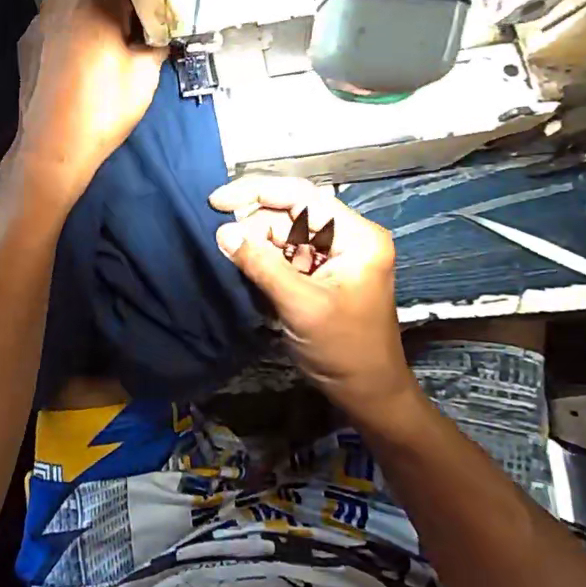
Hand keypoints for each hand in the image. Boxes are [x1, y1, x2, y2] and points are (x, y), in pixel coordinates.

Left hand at [13, 0, 165, 197]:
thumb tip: (166, 26)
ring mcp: (40, 15)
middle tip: (143, 15)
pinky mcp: (28, 38)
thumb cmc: (104, 106)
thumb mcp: (146, 72)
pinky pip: (58, 16)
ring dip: (97, 2)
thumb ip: (159, 38)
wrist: (52, 146)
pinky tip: (86, 48)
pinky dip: (75, 21)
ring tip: (117, 30)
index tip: (166, 7)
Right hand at [208, 175, 416, 413]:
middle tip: (224, 246)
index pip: (301, 196)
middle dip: (254, 226)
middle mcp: (347, 237)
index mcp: (356, 236)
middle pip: (289, 213)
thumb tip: (222, 232)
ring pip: (283, 233)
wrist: (368, 394)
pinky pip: (286, 254)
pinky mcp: (320, 273)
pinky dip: (264, 260)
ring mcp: (334, 255)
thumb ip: (261, 265)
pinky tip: (248, 270)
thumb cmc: (344, 349)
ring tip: (235, 261)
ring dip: (256, 244)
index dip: (256, 192)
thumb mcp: (300, 305)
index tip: (217, 202)